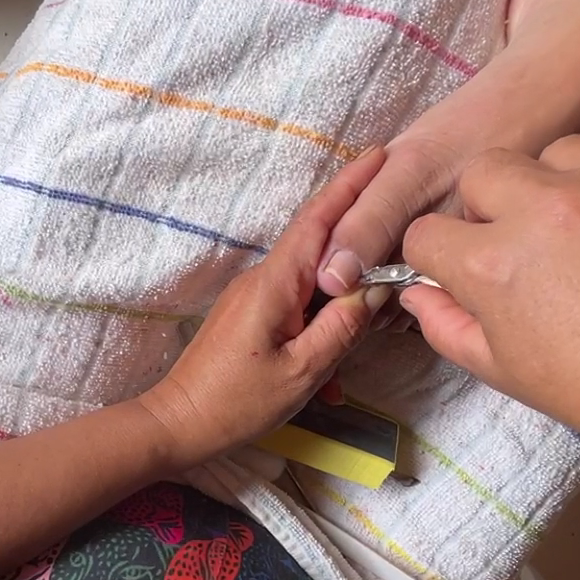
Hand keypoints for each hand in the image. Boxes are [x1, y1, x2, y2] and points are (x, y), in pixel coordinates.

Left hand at [138, 149, 394, 466]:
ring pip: (309, 287)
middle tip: (401, 235)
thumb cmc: (236, 403)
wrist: (178, 424)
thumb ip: (342, 326)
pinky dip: (316, 333)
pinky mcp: (246, 319)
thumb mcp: (302, 370)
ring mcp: (251, 299)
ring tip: (368, 331)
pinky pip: (293, 311)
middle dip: (359, 241)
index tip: (382, 154)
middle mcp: (261, 280)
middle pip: (319, 248)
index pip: (318, 221)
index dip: (351, 186)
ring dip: (338, 309)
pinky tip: (328, 378)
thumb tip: (376, 288)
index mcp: (274, 283)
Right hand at [399, 135, 579, 492]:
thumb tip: (419, 292)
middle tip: (516, 244)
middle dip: (485, 205)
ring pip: (559, 153)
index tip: (455, 272)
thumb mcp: (504, 373)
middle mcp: (548, 205)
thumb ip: (446, 325)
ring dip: (554, 186)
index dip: (434, 256)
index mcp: (493, 263)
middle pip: (483, 171)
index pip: (425, 232)